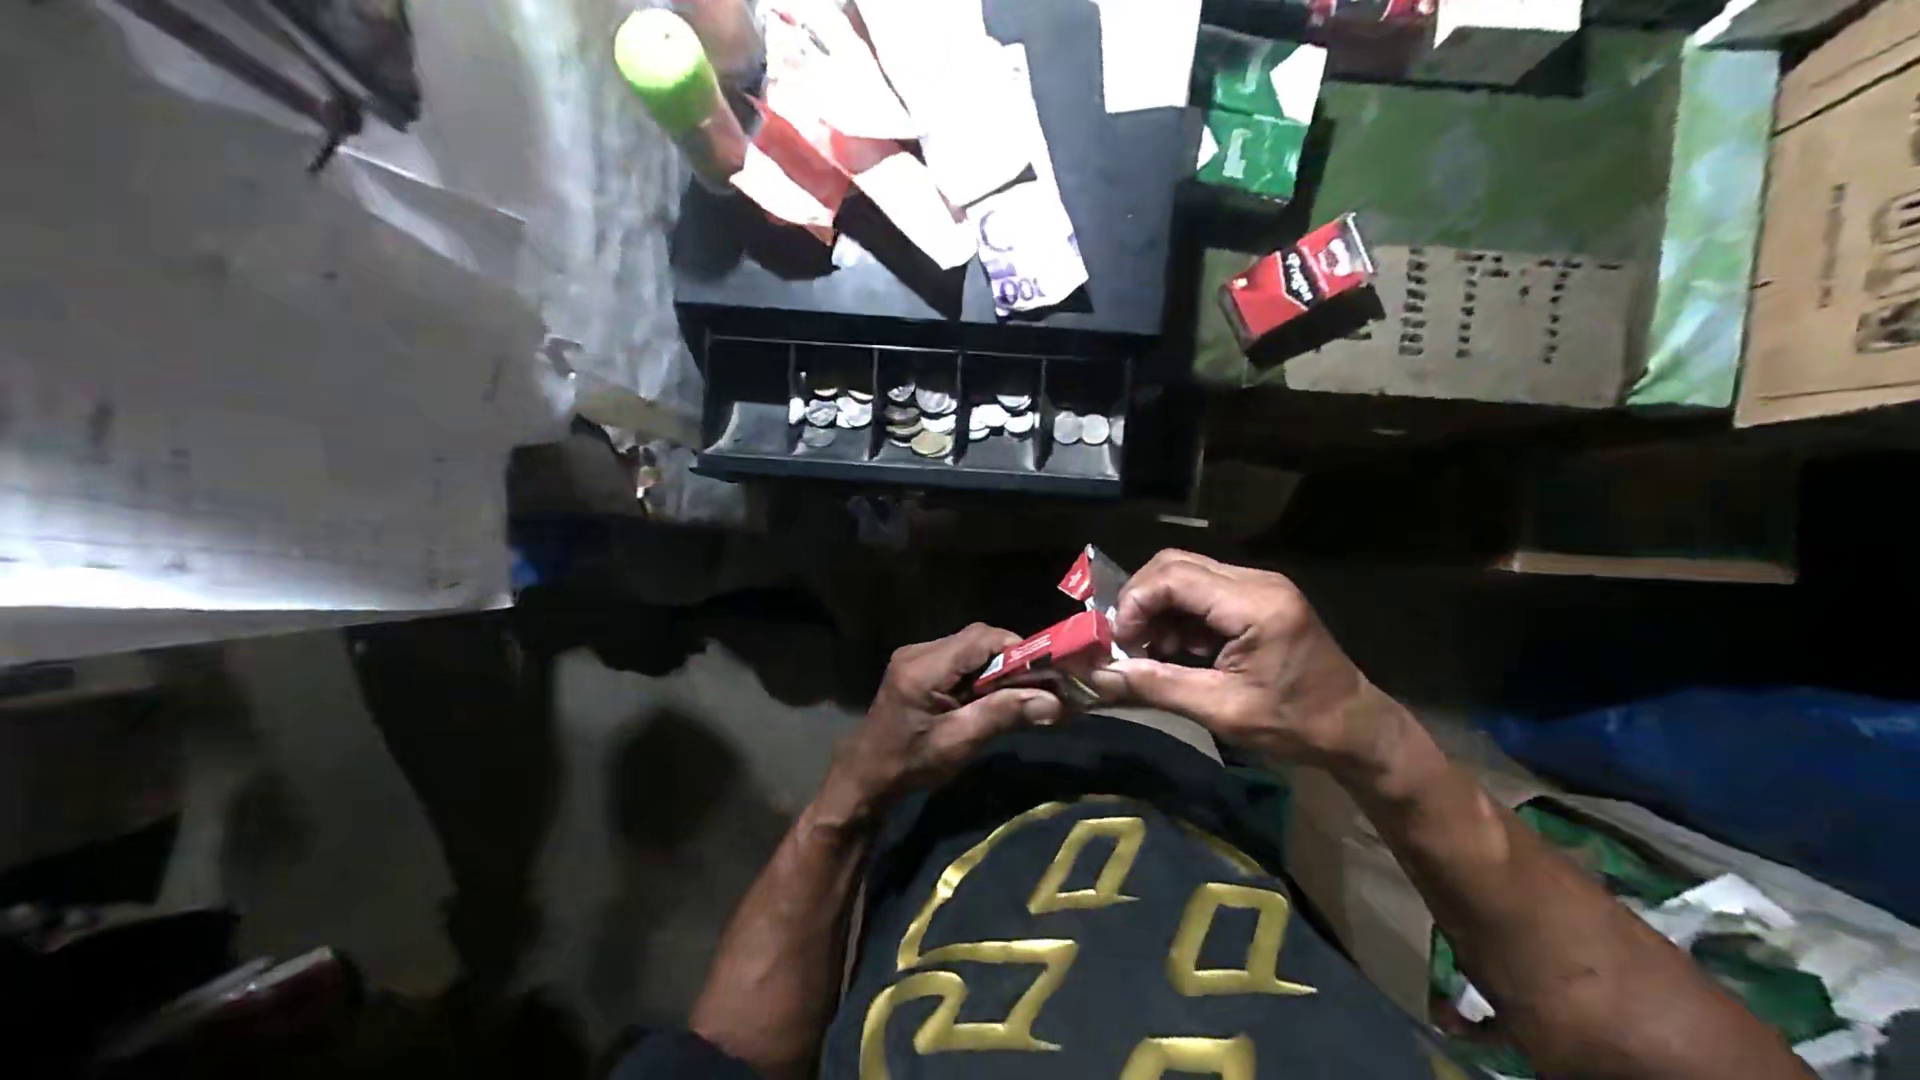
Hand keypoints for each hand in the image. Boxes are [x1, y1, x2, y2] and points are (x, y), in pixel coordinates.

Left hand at [818, 624, 1063, 822]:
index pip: (980, 638)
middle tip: (1034, 689)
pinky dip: (980, 673)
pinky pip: (959, 657)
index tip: (1045, 674)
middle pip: (977, 639)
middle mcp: (918, 652)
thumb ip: (1003, 715)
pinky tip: (987, 697)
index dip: (1017, 649)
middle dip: (1010, 660)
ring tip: (1014, 696)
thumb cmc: (910, 764)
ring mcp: (916, 656)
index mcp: (922, 668)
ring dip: (996, 668)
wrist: (867, 776)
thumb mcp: (959, 742)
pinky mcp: (918, 665)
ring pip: (970, 646)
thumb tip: (1055, 703)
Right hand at [1096, 550, 1398, 769]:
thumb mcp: (1221, 711)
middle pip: (1174, 564)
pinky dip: (1177, 614)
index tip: (1119, 644)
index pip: (1173, 577)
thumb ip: (1157, 687)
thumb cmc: (1294, 724)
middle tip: (1129, 644)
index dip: (1134, 604)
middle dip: (1140, 601)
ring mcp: (1258, 584)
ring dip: (1157, 609)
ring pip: (1183, 573)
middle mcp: (1256, 581)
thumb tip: (1099, 675)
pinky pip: (1200, 589)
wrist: (1355, 728)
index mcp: (1256, 604)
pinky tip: (1177, 648)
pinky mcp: (1256, 595)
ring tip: (1152, 651)